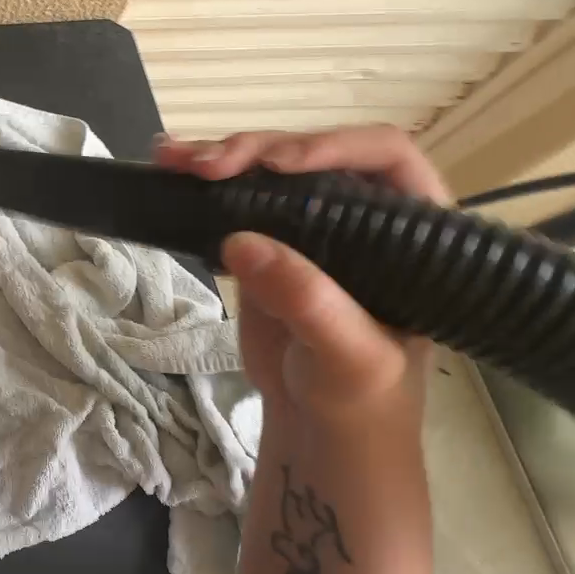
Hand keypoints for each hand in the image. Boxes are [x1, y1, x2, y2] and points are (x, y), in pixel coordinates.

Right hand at [155, 126, 445, 435]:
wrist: (318, 427)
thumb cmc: (362, 397)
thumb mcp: (350, 357)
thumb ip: (308, 302)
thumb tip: (241, 242)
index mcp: (409, 227)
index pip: (383, 157)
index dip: (331, 146)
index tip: (277, 164)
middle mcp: (359, 213)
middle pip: (305, 153)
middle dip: (252, 150)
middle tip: (203, 166)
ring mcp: (304, 225)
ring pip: (260, 168)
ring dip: (213, 157)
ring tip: (169, 158)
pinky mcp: (259, 241)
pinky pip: (227, 197)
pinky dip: (194, 183)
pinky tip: (165, 168)